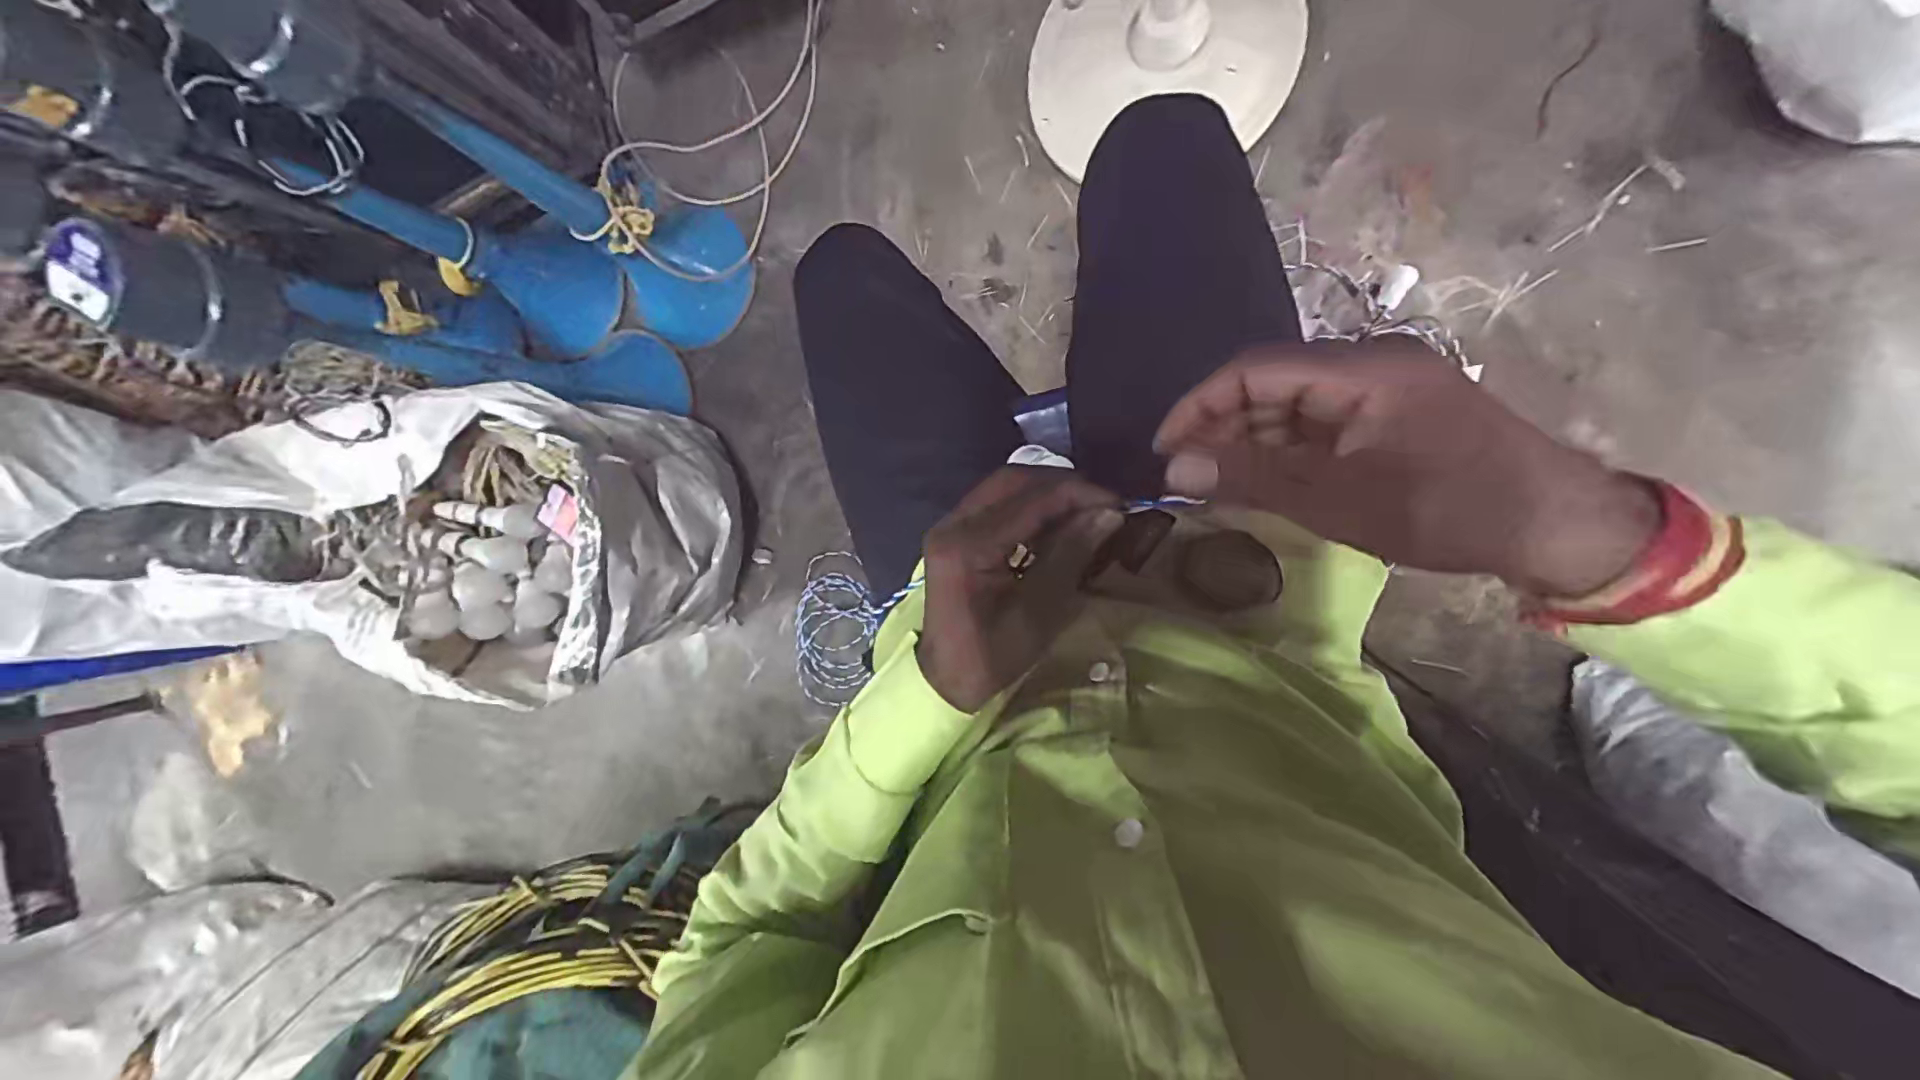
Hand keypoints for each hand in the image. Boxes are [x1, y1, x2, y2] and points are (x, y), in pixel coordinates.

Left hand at [917, 467, 1124, 711]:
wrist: (944, 681)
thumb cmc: (992, 657)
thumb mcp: (1038, 613)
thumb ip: (1070, 556)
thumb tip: (1109, 513)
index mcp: (969, 545)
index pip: (1032, 499)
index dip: (1081, 494)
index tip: (1120, 505)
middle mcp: (952, 524)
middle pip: (1015, 481)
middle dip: (1064, 486)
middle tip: (1104, 505)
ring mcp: (949, 526)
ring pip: (1004, 488)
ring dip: (1047, 494)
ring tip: (1085, 513)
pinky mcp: (953, 534)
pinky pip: (995, 504)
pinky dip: (1028, 508)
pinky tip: (1055, 526)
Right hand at [1153, 340, 1661, 596]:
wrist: (1556, 526)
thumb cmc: (1446, 512)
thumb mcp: (1336, 501)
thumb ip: (1251, 477)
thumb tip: (1173, 467)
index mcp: (1360, 370)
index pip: (1253, 369)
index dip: (1198, 405)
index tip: (1164, 448)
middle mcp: (1368, 362)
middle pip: (1269, 381)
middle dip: (1219, 425)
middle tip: (1186, 473)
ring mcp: (1380, 385)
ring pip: (1289, 401)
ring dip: (1248, 438)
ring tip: (1214, 480)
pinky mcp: (1388, 409)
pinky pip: (1317, 419)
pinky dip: (1281, 447)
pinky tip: (1260, 475)